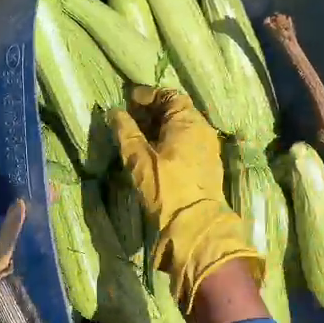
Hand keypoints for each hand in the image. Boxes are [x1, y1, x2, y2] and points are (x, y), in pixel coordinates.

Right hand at [108, 86, 260, 313]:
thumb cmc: (166, 188)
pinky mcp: (208, 165)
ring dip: (162, 127)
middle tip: (132, 117)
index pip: (168, 95)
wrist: (197, 228)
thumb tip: (114, 112)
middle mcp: (202, 129)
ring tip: (140, 136)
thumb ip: (126, 132)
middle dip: (153, 111)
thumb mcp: (139, 158)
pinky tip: (156, 152)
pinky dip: (172, 140)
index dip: (147, 95)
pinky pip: (189, 142)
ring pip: (183, 127)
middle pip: (177, 110)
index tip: (129, 101)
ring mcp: (208, 148)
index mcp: (188, 121)